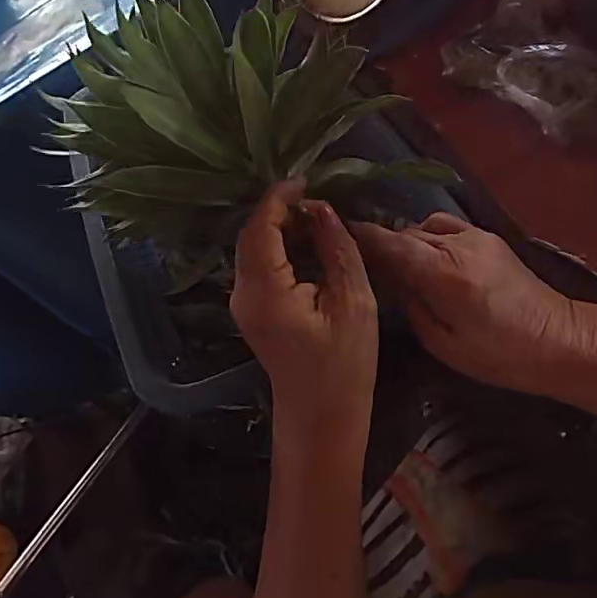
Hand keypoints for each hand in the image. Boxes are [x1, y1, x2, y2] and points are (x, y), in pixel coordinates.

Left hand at [230, 180, 378, 448]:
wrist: (320, 417)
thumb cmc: (344, 366)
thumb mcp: (354, 303)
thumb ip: (337, 250)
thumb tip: (322, 209)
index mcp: (265, 291)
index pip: (260, 229)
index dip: (278, 198)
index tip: (305, 180)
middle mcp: (242, 293)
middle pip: (250, 236)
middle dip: (279, 211)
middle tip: (317, 201)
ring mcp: (241, 303)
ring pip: (252, 249)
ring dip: (279, 228)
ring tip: (317, 219)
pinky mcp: (250, 309)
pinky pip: (258, 266)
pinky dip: (279, 247)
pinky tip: (307, 244)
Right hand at [350, 213, 592, 390]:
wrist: (562, 341)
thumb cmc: (500, 355)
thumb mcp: (443, 342)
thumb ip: (410, 304)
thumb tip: (389, 278)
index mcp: (443, 274)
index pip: (390, 243)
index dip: (360, 236)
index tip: (334, 233)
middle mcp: (457, 245)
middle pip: (404, 233)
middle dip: (381, 243)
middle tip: (362, 260)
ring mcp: (475, 237)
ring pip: (423, 227)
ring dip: (406, 241)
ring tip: (398, 263)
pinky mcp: (488, 237)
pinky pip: (445, 227)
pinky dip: (428, 236)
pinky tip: (427, 257)